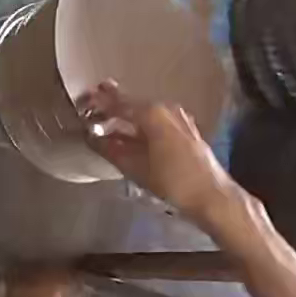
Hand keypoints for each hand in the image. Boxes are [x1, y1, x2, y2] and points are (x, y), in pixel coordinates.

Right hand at [76, 80, 243, 224]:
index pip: (118, 102)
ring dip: (124, 119)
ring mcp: (178, 120)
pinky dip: (139, 127)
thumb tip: (90, 136)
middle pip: (132, 105)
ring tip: (105, 124)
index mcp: (152, 113)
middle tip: (90, 109)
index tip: (82, 100)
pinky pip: (155, 123)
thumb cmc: (173, 181)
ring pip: (144, 114)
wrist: (213, 197)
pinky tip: (129, 136)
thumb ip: (109, 149)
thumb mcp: (134, 167)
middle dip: (110, 108)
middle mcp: (166, 109)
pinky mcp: (185, 132)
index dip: (99, 101)